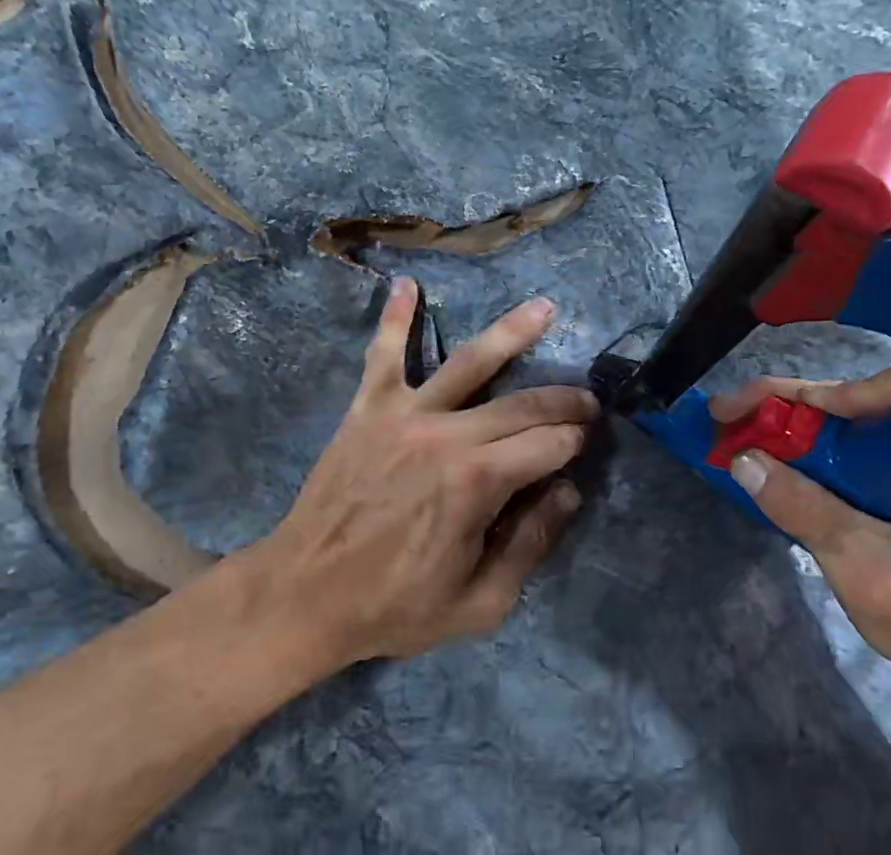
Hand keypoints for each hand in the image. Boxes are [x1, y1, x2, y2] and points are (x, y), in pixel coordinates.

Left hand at [240, 278, 595, 673]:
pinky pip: (383, 357)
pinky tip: (406, 285)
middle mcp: (447, 435)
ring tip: (544, 308)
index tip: (585, 448)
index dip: (576, 443)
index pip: (551, 444)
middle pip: (525, 403)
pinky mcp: (368, 410)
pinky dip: (394, 320)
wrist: (303, 597)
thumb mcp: (481, 602)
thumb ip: (533, 543)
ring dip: (511, 332)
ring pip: (470, 362)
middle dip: (565, 400)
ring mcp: (405, 415)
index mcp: (478, 482)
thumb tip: (569, 491)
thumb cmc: (395, 605)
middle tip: (587, 401)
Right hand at [709, 356, 890, 687]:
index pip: (889, 395)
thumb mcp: (870, 571)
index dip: (819, 394)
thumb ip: (809, 512)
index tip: (757, 401)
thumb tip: (742, 459)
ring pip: (857, 426)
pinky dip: (814, 453)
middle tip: (732, 410)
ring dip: (798, 425)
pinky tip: (778, 454)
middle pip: (865, 403)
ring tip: (743, 425)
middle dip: (795, 404)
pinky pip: (858, 453)